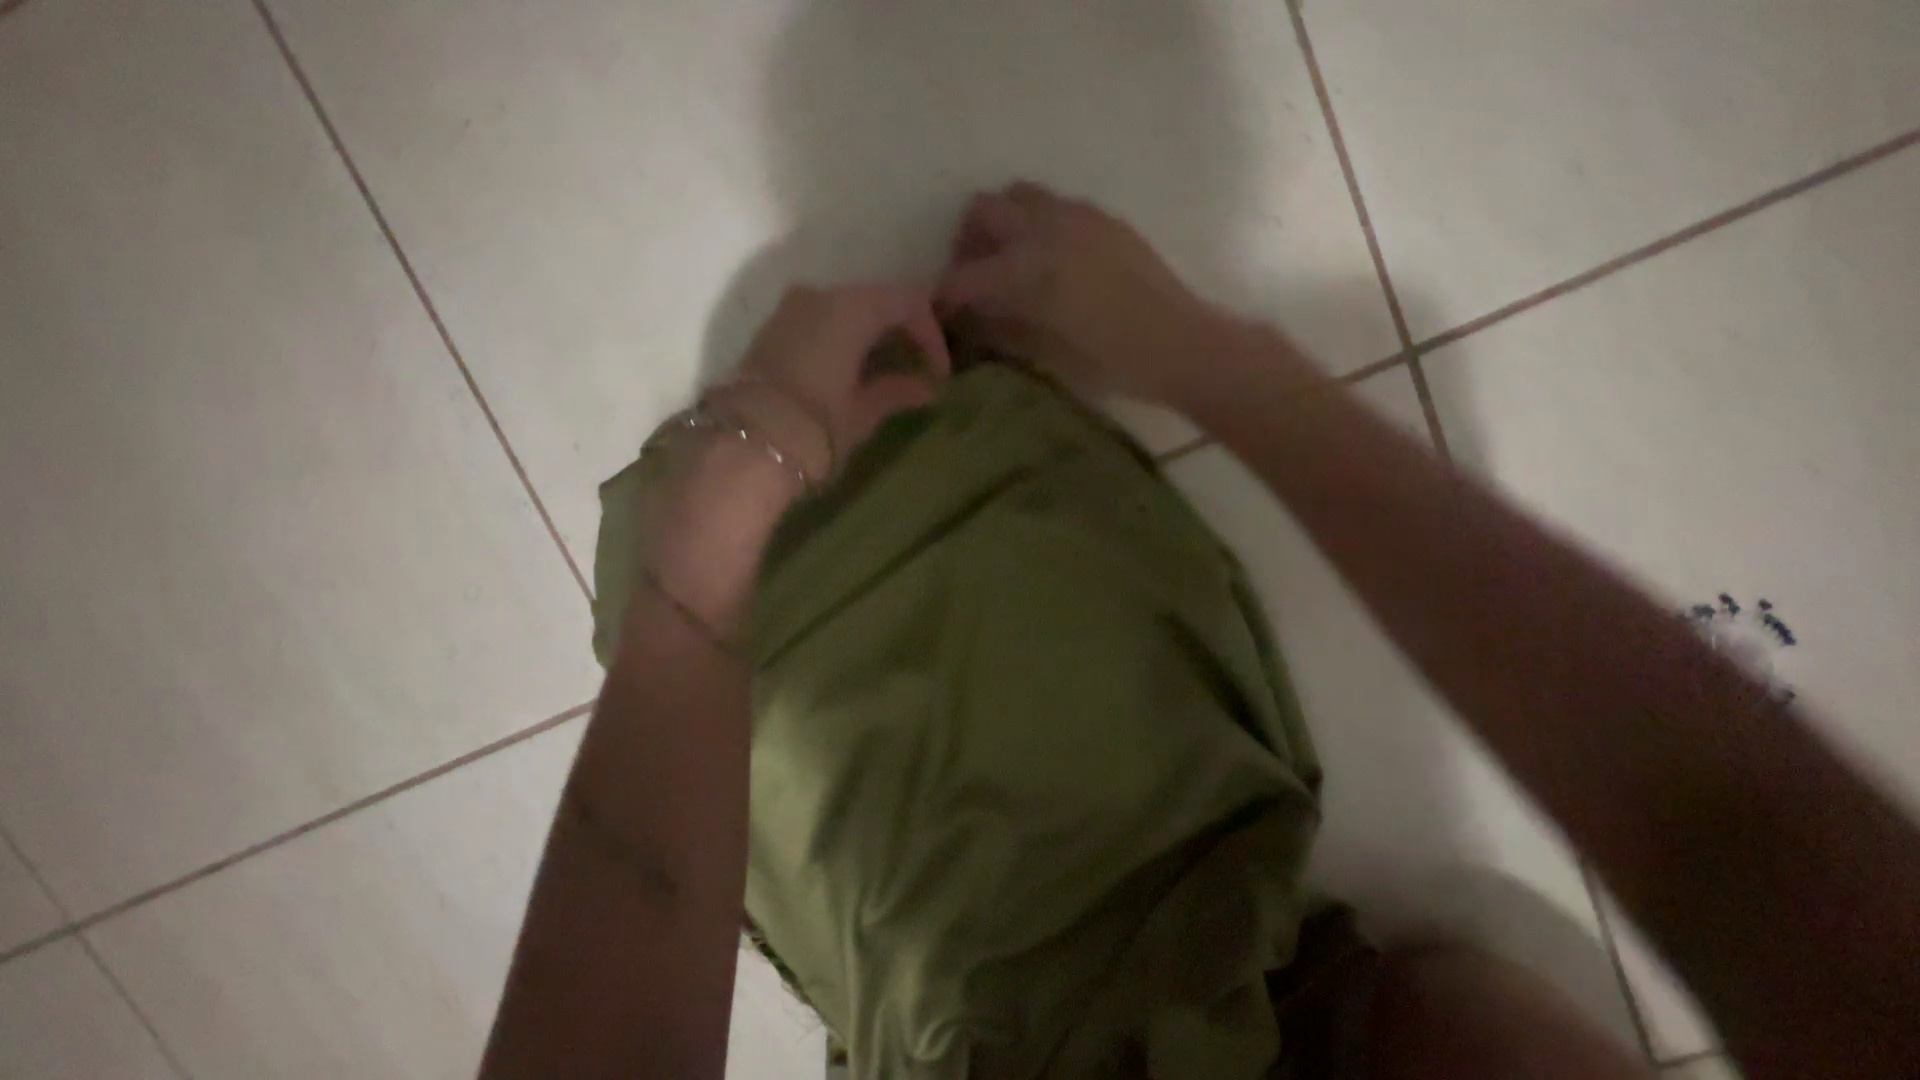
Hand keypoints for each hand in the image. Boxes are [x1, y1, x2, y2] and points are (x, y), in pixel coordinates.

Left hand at [713, 282, 953, 484]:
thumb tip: (928, 388)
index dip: (930, 334)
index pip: (907, 301)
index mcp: (851, 307)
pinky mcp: (769, 331)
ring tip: (883, 374)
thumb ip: (898, 391)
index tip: (938, 373)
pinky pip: (817, 322)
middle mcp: (819, 295)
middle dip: (900, 332)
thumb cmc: (815, 426)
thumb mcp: (864, 412)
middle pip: (874, 300)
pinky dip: (840, 340)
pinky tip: (849, 373)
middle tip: (915, 369)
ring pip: (843, 310)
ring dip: (868, 336)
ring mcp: (789, 310)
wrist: (743, 447)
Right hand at [937, 182, 1227, 408]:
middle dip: (968, 245)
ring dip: (1003, 225)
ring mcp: (1078, 216)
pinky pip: (1054, 204)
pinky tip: (1050, 261)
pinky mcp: (1103, 218)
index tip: (939, 315)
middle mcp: (1047, 229)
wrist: (1182, 344)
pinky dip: (1037, 224)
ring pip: (1018, 196)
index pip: (965, 276)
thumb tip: (970, 319)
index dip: (944, 297)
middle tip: (974, 280)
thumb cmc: (1114, 363)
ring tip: (1010, 263)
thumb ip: (1002, 329)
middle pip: (983, 211)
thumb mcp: (1047, 354)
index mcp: (1030, 271)